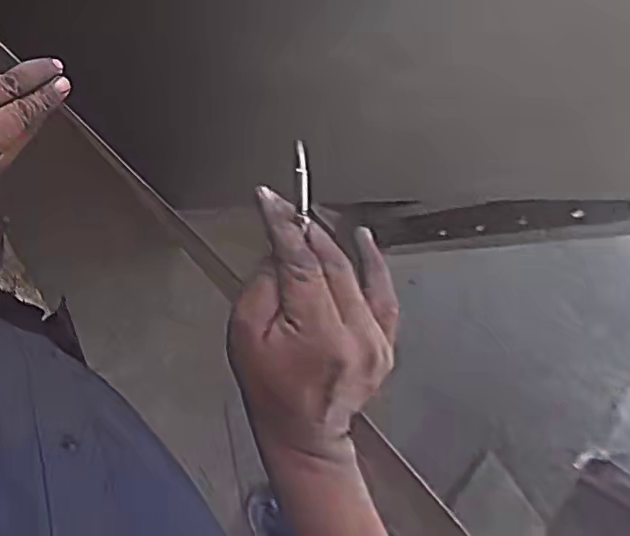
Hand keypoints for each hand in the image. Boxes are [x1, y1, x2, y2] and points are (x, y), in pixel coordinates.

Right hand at [228, 188, 397, 468]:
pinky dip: (373, 263)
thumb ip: (262, 285)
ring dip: (330, 239)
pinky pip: (383, 293)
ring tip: (308, 217)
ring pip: (356, 273)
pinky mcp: (385, 342)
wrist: (302, 428)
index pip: (301, 263)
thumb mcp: (244, 329)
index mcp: (320, 334)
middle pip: (331, 263)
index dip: (282, 226)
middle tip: (282, 204)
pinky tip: (364, 240)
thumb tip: (278, 254)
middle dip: (303, 228)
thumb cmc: (268, 384)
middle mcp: (357, 336)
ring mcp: (377, 340)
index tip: (268, 200)